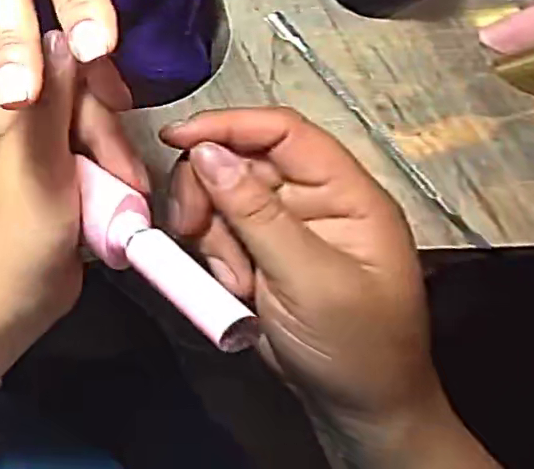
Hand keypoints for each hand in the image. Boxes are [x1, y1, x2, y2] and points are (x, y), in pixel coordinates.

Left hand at [0, 32, 135, 367]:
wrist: (10, 294)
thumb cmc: (15, 228)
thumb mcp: (36, 157)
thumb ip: (51, 99)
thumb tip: (60, 34)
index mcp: (2, 103)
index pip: (53, 60)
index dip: (92, 77)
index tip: (118, 103)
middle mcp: (19, 117)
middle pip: (83, 99)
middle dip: (109, 137)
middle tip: (123, 178)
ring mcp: (41, 147)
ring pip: (97, 132)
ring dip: (118, 166)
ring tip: (125, 204)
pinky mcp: (62, 175)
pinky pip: (99, 161)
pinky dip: (114, 183)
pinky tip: (120, 210)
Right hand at [158, 109, 444, 431]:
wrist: (356, 408)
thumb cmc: (358, 349)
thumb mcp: (310, 280)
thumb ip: (256, 212)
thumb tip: (204, 151)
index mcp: (345, 195)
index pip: (282, 131)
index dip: (227, 125)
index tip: (175, 138)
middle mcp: (309, 196)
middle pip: (232, 155)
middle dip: (204, 188)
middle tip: (192, 226)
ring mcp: (278, 216)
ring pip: (211, 184)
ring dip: (203, 222)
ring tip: (226, 269)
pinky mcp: (250, 236)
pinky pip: (207, 215)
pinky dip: (204, 241)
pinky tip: (228, 276)